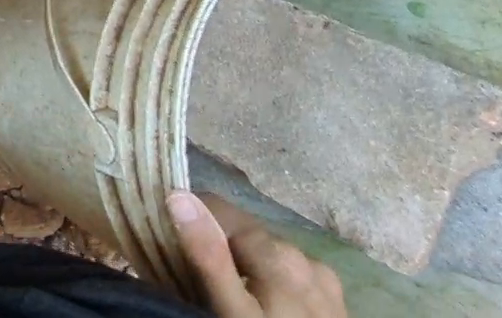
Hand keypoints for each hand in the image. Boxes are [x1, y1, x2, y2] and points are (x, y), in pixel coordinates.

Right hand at [168, 191, 346, 317]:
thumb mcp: (230, 313)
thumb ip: (207, 255)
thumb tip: (178, 195)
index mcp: (276, 251)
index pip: (217, 208)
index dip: (186, 220)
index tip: (166, 244)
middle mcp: (303, 254)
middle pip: (242, 231)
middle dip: (215, 244)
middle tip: (192, 274)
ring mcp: (323, 280)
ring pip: (265, 253)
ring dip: (241, 263)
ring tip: (224, 293)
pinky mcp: (334, 303)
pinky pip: (289, 275)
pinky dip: (267, 281)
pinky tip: (261, 307)